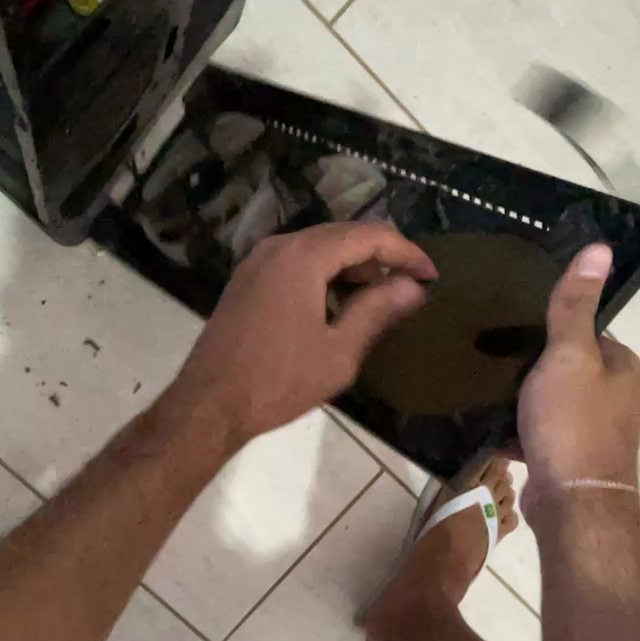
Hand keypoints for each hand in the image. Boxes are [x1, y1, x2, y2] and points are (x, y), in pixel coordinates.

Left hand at [167, 220, 436, 442]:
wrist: (208, 405)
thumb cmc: (277, 382)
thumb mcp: (338, 353)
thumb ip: (377, 311)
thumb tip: (413, 287)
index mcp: (303, 256)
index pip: (368, 235)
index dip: (406, 252)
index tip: (431, 276)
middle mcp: (277, 247)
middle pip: (341, 236)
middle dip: (378, 258)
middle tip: (406, 289)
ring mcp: (255, 263)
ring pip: (315, 250)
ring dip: (349, 269)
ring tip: (374, 302)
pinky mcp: (244, 283)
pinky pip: (292, 266)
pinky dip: (320, 277)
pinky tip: (333, 308)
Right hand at [515, 243, 639, 516]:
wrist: (573, 502)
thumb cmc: (572, 424)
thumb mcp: (568, 356)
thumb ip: (574, 308)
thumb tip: (599, 247)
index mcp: (621, 367)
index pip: (588, 334)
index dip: (554, 330)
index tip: (516, 330)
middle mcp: (616, 399)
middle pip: (569, 371)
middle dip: (536, 368)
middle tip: (494, 362)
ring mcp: (594, 434)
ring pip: (553, 406)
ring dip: (525, 403)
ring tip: (487, 394)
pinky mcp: (569, 464)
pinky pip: (540, 438)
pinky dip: (519, 435)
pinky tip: (491, 434)